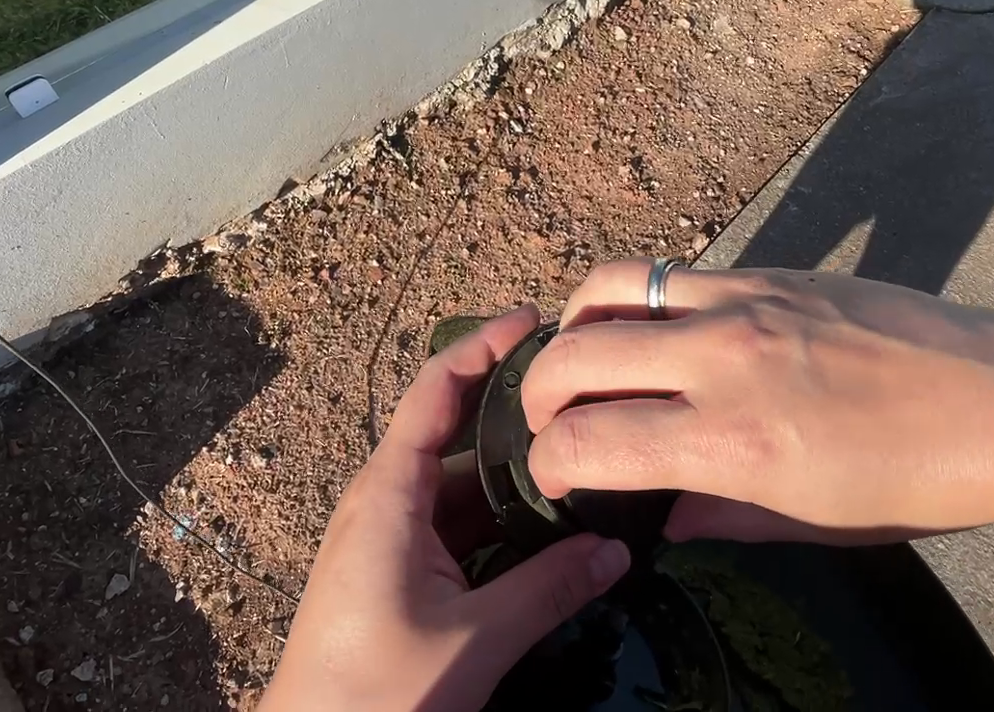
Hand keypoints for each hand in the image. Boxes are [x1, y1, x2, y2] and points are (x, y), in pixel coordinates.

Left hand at [261, 306, 632, 711]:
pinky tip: (542, 517)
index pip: (435, 388)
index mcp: (389, 490)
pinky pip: (454, 517)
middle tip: (575, 386)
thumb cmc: (374, 693)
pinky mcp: (398, 564)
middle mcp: (386, 495)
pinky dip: (497, 510)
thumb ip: (548, 591)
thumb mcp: (472, 640)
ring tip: (574, 445)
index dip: (481, 343)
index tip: (531, 318)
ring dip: (509, 464)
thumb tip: (619, 549)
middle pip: (453, 425)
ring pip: (459, 477)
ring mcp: (390, 531)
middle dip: (509, 402)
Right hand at [520, 261, 993, 544]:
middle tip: (550, 417)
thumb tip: (656, 517)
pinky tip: (654, 330)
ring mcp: (741, 299)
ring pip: (607, 287)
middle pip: (574, 354)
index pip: (586, 440)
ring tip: (581, 356)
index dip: (549, 462)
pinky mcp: (765, 270)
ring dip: (573, 326)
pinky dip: (634, 301)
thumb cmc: (917, 483)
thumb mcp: (812, 523)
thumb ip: (716, 516)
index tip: (553, 474)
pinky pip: (668, 274)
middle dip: (539, 392)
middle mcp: (721, 358)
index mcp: (732, 442)